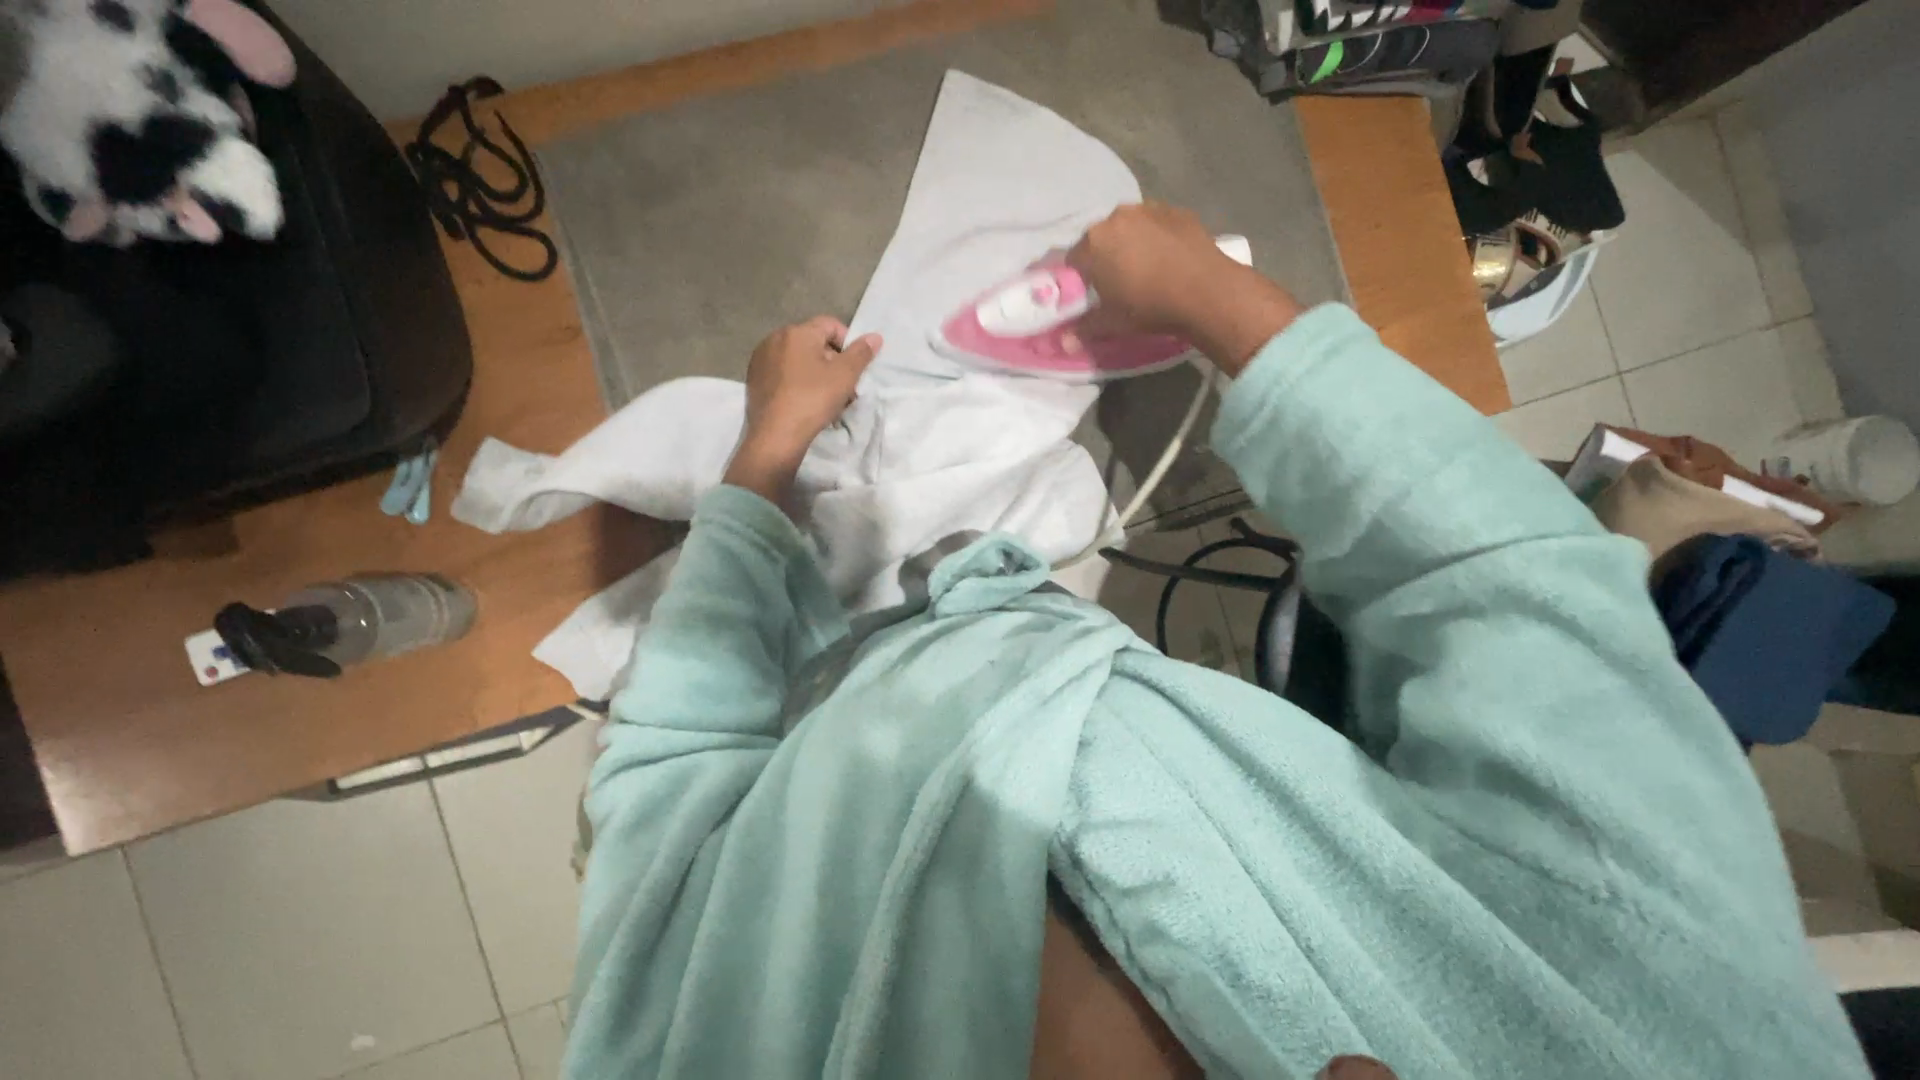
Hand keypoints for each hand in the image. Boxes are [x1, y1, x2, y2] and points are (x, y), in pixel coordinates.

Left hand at [725, 316, 880, 505]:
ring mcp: (761, 359)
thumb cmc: (813, 399)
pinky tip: (805, 402)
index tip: (854, 367)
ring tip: (826, 398)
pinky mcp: (754, 380)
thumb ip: (861, 353)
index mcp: (797, 332)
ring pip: (798, 360)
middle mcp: (775, 339)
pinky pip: (783, 373)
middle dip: (832, 361)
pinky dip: (797, 382)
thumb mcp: (845, 376)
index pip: (830, 325)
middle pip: (813, 343)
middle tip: (845, 387)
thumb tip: (874, 337)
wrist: (776, 435)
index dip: (848, 343)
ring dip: (816, 373)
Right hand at [1067, 202, 1300, 374]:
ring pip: (1130, 228)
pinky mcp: (1177, 211)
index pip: (1073, 259)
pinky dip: (1157, 238)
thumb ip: (1083, 329)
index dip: (1079, 278)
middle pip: (1101, 238)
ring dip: (1131, 243)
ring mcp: (1150, 209)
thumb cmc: (1149, 306)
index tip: (1090, 294)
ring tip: (1146, 269)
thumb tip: (1063, 343)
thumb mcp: (1112, 323)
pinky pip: (1157, 224)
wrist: (1206, 291)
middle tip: (1118, 282)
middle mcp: (1117, 217)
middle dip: (1105, 256)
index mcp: (1094, 241)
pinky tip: (1168, 259)